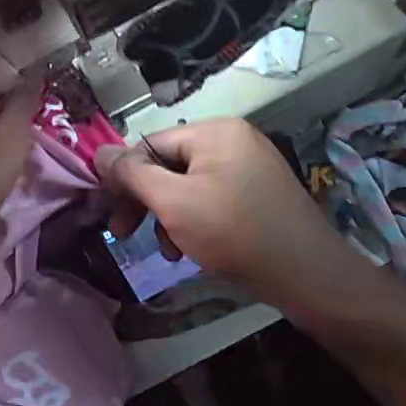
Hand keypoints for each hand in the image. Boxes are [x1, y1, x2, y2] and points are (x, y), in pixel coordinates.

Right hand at [95, 119, 360, 305]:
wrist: (307, 274)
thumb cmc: (234, 232)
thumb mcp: (174, 202)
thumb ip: (133, 175)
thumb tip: (98, 152)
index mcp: (216, 131)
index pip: (151, 144)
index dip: (124, 178)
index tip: (109, 214)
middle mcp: (235, 140)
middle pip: (170, 165)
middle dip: (147, 202)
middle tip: (124, 235)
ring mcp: (251, 168)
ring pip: (190, 187)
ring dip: (171, 218)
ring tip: (172, 251)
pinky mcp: (259, 195)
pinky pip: (213, 201)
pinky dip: (197, 224)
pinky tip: (195, 251)